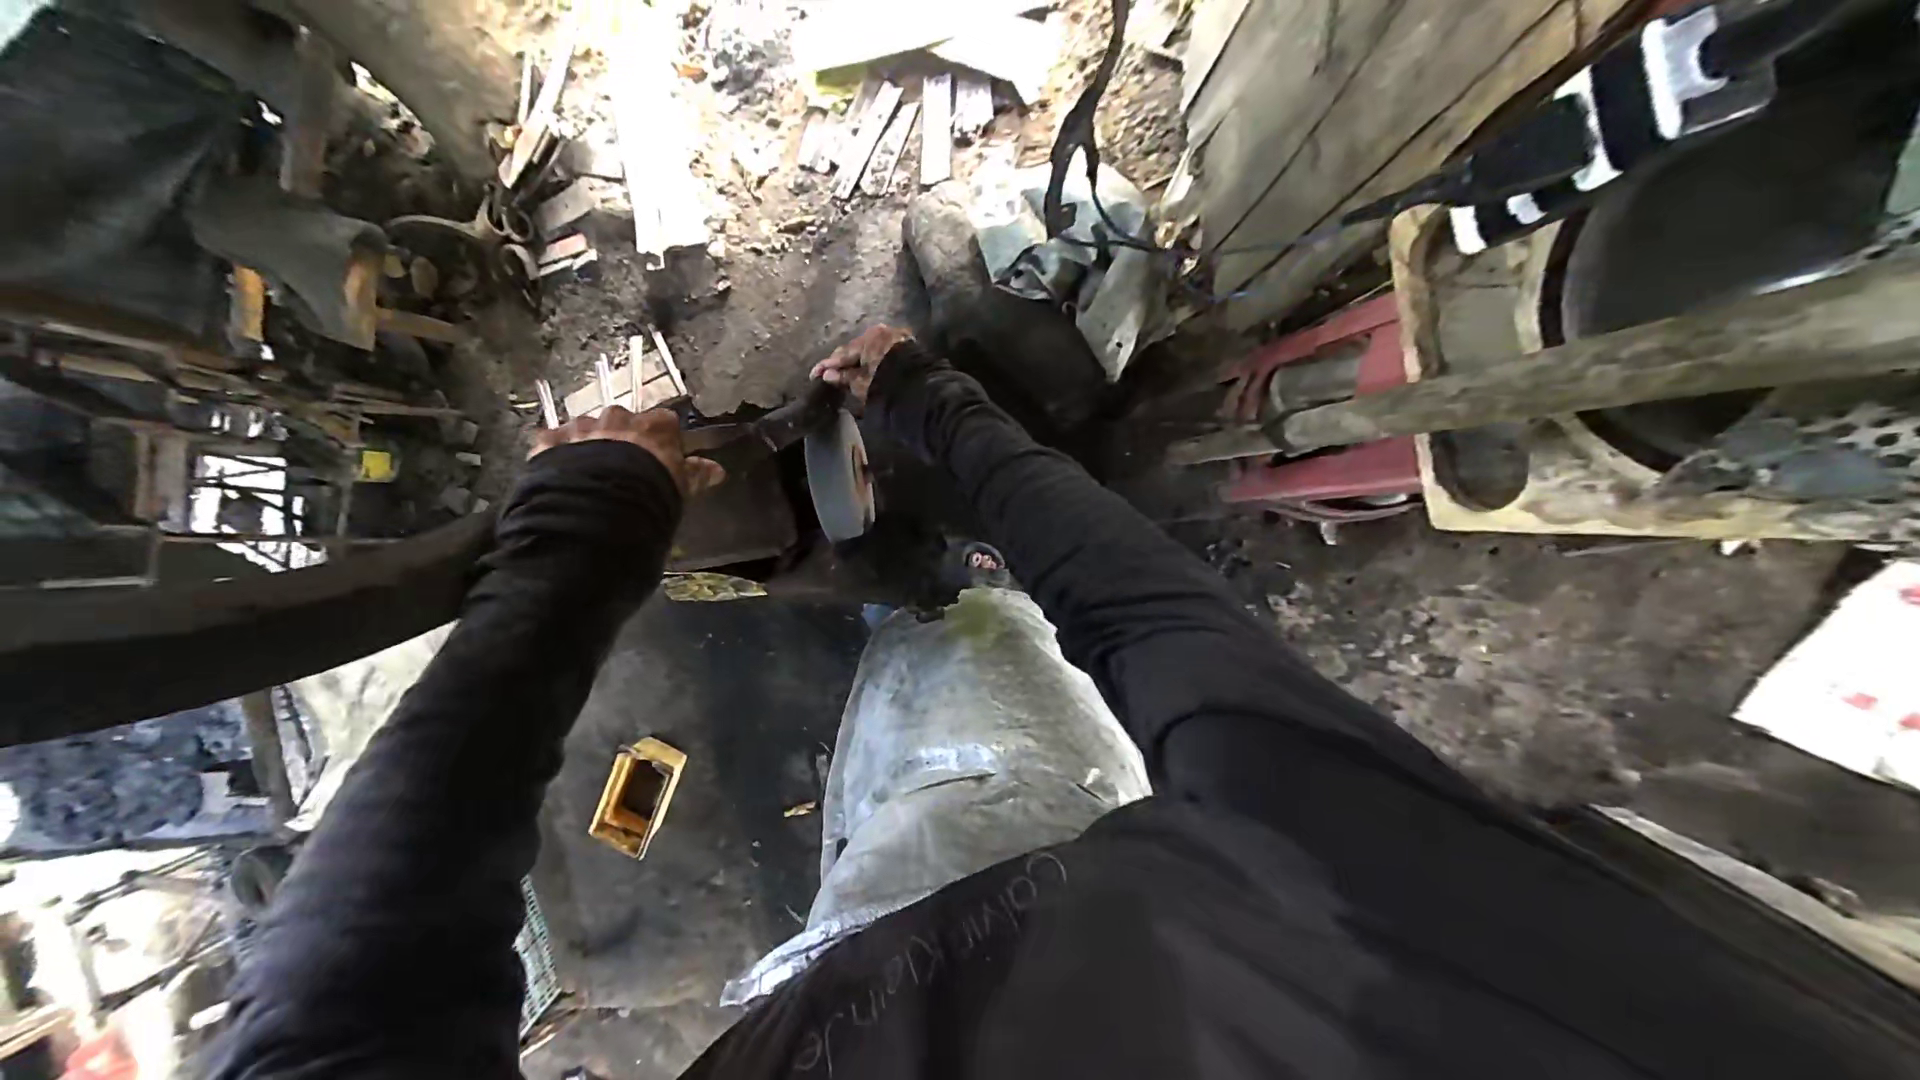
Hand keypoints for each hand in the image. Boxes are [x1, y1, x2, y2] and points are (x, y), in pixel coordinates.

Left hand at [529, 405, 726, 495]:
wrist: (599, 503)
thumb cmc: (651, 492)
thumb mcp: (681, 487)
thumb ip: (697, 475)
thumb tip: (718, 470)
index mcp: (654, 426)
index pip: (665, 420)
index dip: (663, 437)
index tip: (662, 453)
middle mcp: (618, 417)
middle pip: (623, 418)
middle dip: (623, 435)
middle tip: (624, 462)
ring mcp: (582, 426)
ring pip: (587, 427)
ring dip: (589, 441)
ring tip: (589, 469)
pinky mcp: (551, 440)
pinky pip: (554, 439)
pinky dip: (558, 450)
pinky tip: (561, 470)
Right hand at [809, 324, 913, 408]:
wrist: (924, 390)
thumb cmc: (888, 385)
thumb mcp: (862, 385)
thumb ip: (844, 378)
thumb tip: (828, 375)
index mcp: (868, 338)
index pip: (843, 353)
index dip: (827, 365)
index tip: (815, 375)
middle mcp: (882, 333)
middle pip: (857, 350)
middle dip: (844, 363)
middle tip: (830, 375)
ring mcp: (897, 338)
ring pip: (871, 351)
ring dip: (859, 363)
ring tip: (848, 375)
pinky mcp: (909, 348)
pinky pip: (884, 354)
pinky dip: (874, 362)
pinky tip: (868, 371)